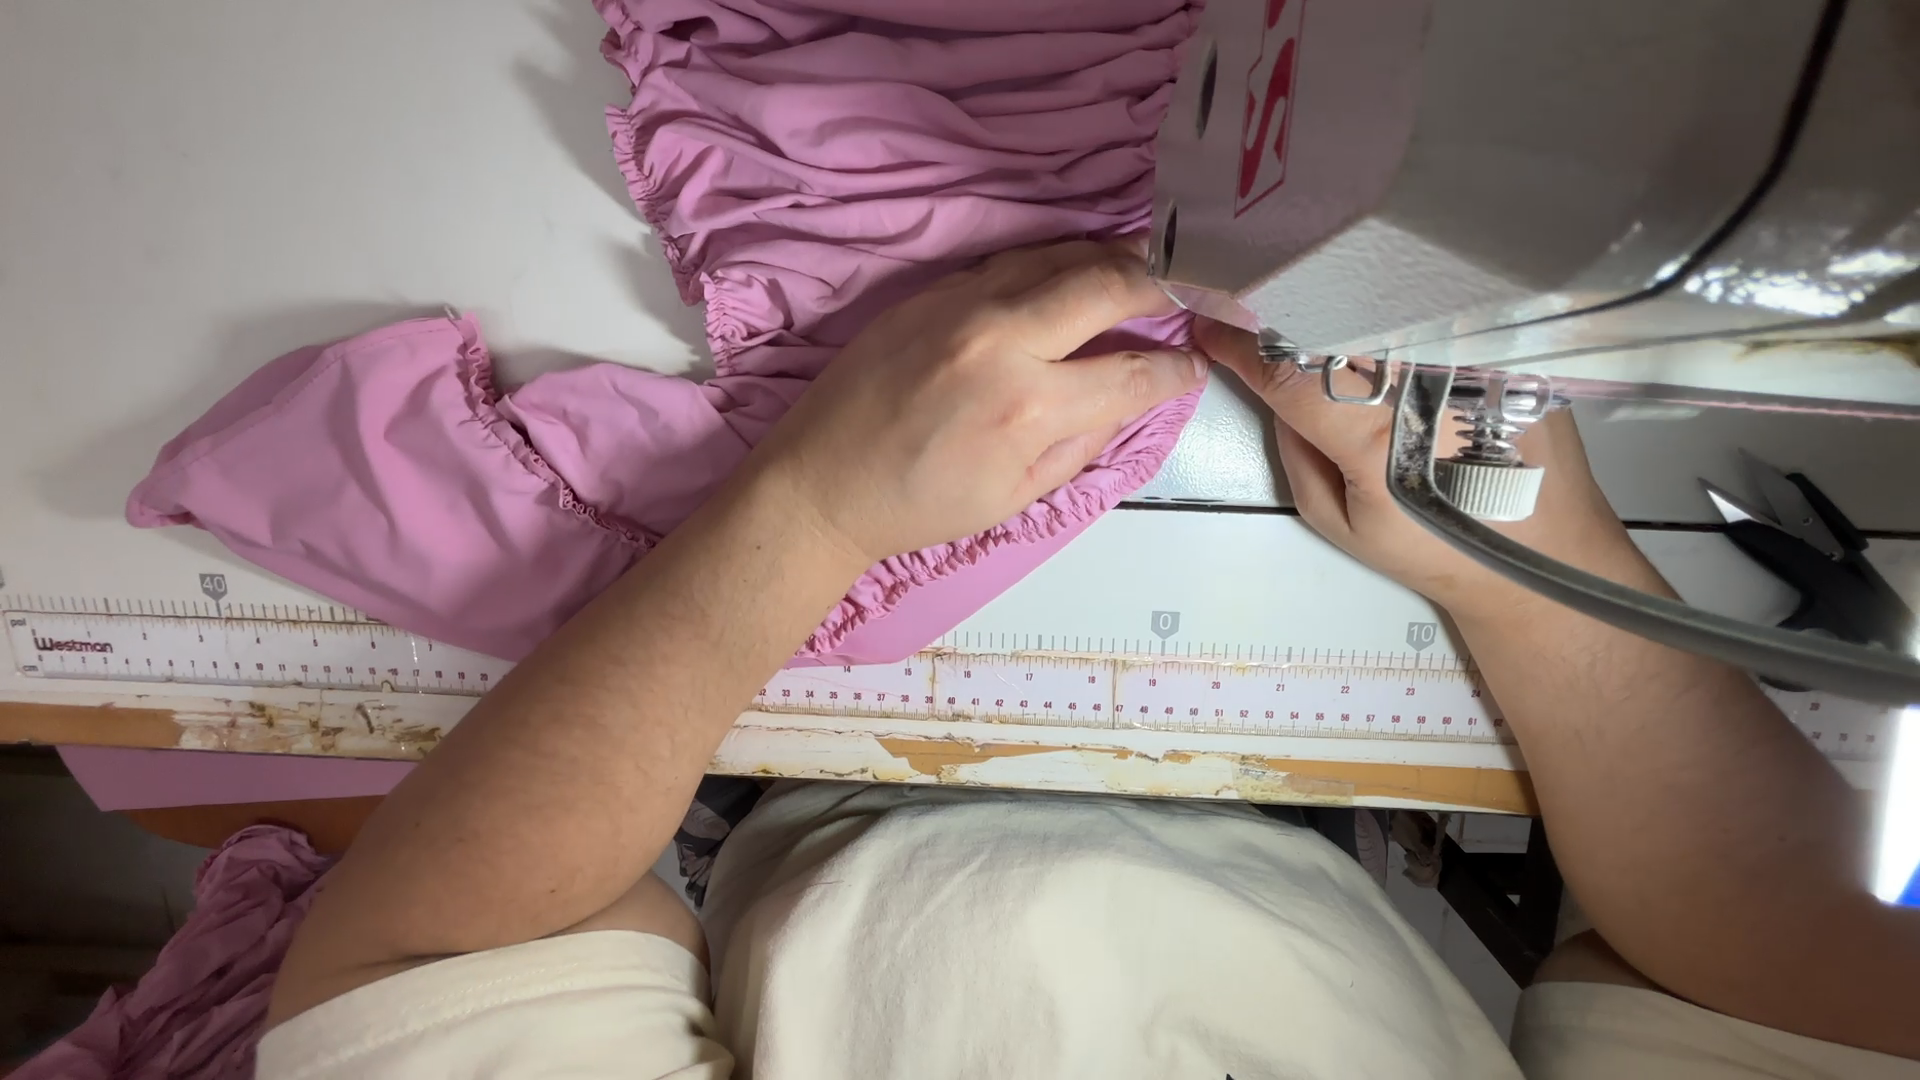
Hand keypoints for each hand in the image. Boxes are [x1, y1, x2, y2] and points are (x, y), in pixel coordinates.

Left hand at [751, 241, 1205, 563]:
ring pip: (1060, 256)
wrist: (822, 484)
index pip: (1132, 373)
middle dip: (1161, 284)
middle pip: (1108, 284)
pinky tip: (1069, 275)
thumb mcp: (1015, 497)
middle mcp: (1003, 339)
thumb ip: (1081, 444)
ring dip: (1110, 259)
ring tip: (1140, 270)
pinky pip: (1009, 262)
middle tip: (1187, 288)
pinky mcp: (928, 292)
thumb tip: (1125, 400)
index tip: (1191, 365)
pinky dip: (1053, 263)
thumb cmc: (919, 507)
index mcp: (1030, 407)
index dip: (1173, 370)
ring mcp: (961, 304)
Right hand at [1195, 319, 1660, 623]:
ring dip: (1338, 319)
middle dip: (1288, 323)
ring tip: (1313, 320)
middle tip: (1256, 316)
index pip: (1291, 376)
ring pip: (1384, 320)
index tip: (1210, 327)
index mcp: (1375, 437)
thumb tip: (1281, 401)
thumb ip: (1296, 455)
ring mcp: (1474, 367)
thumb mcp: (1336, 522)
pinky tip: (1378, 332)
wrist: (1540, 561)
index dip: (1244, 350)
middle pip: (1336, 333)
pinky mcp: (1507, 360)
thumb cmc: (1428, 552)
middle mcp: (1425, 387)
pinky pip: (1433, 326)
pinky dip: (1392, 323)